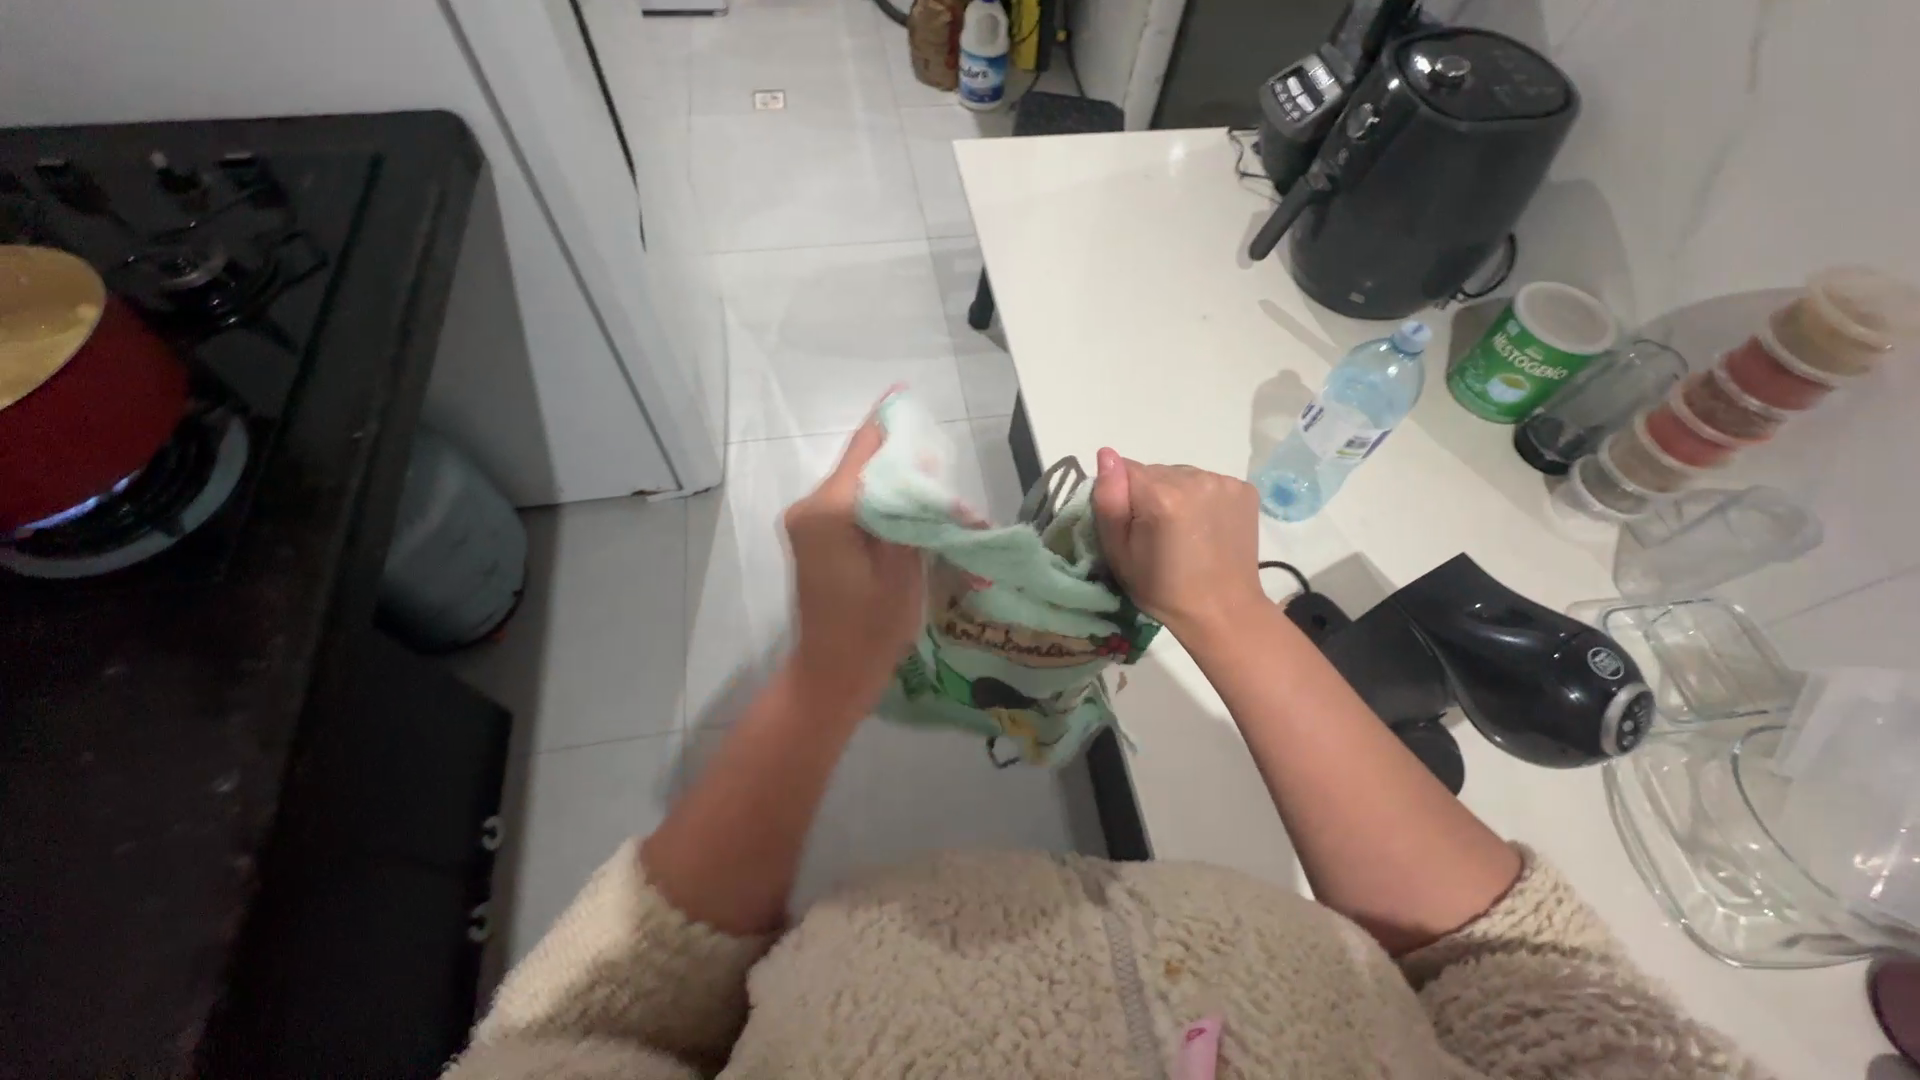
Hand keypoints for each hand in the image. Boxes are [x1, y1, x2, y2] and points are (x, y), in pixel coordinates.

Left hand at [783, 413, 925, 716]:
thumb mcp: (903, 568)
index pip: (864, 453)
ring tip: (932, 474)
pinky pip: (850, 503)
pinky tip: (909, 500)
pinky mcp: (813, 536)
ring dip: (890, 478)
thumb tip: (923, 467)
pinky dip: (878, 498)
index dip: (888, 425)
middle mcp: (810, 507)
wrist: (832, 674)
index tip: (905, 394)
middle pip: (860, 465)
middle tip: (938, 451)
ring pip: (856, 483)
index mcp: (828, 511)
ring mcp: (807, 521)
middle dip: (898, 455)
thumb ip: (911, 511)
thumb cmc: (871, 630)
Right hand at [1090, 448, 1266, 638]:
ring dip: (1176, 495)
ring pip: (1181, 476)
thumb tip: (1106, 454)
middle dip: (1150, 495)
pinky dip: (1201, 499)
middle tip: (1158, 534)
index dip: (1123, 498)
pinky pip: (1207, 482)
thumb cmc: (1162, 589)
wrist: (1222, 610)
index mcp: (1161, 496)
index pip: (1126, 470)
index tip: (1134, 528)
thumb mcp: (1120, 553)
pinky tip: (1205, 526)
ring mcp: (1224, 482)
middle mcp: (1195, 479)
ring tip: (1183, 531)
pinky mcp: (1244, 489)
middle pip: (1155, 472)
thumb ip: (1109, 501)